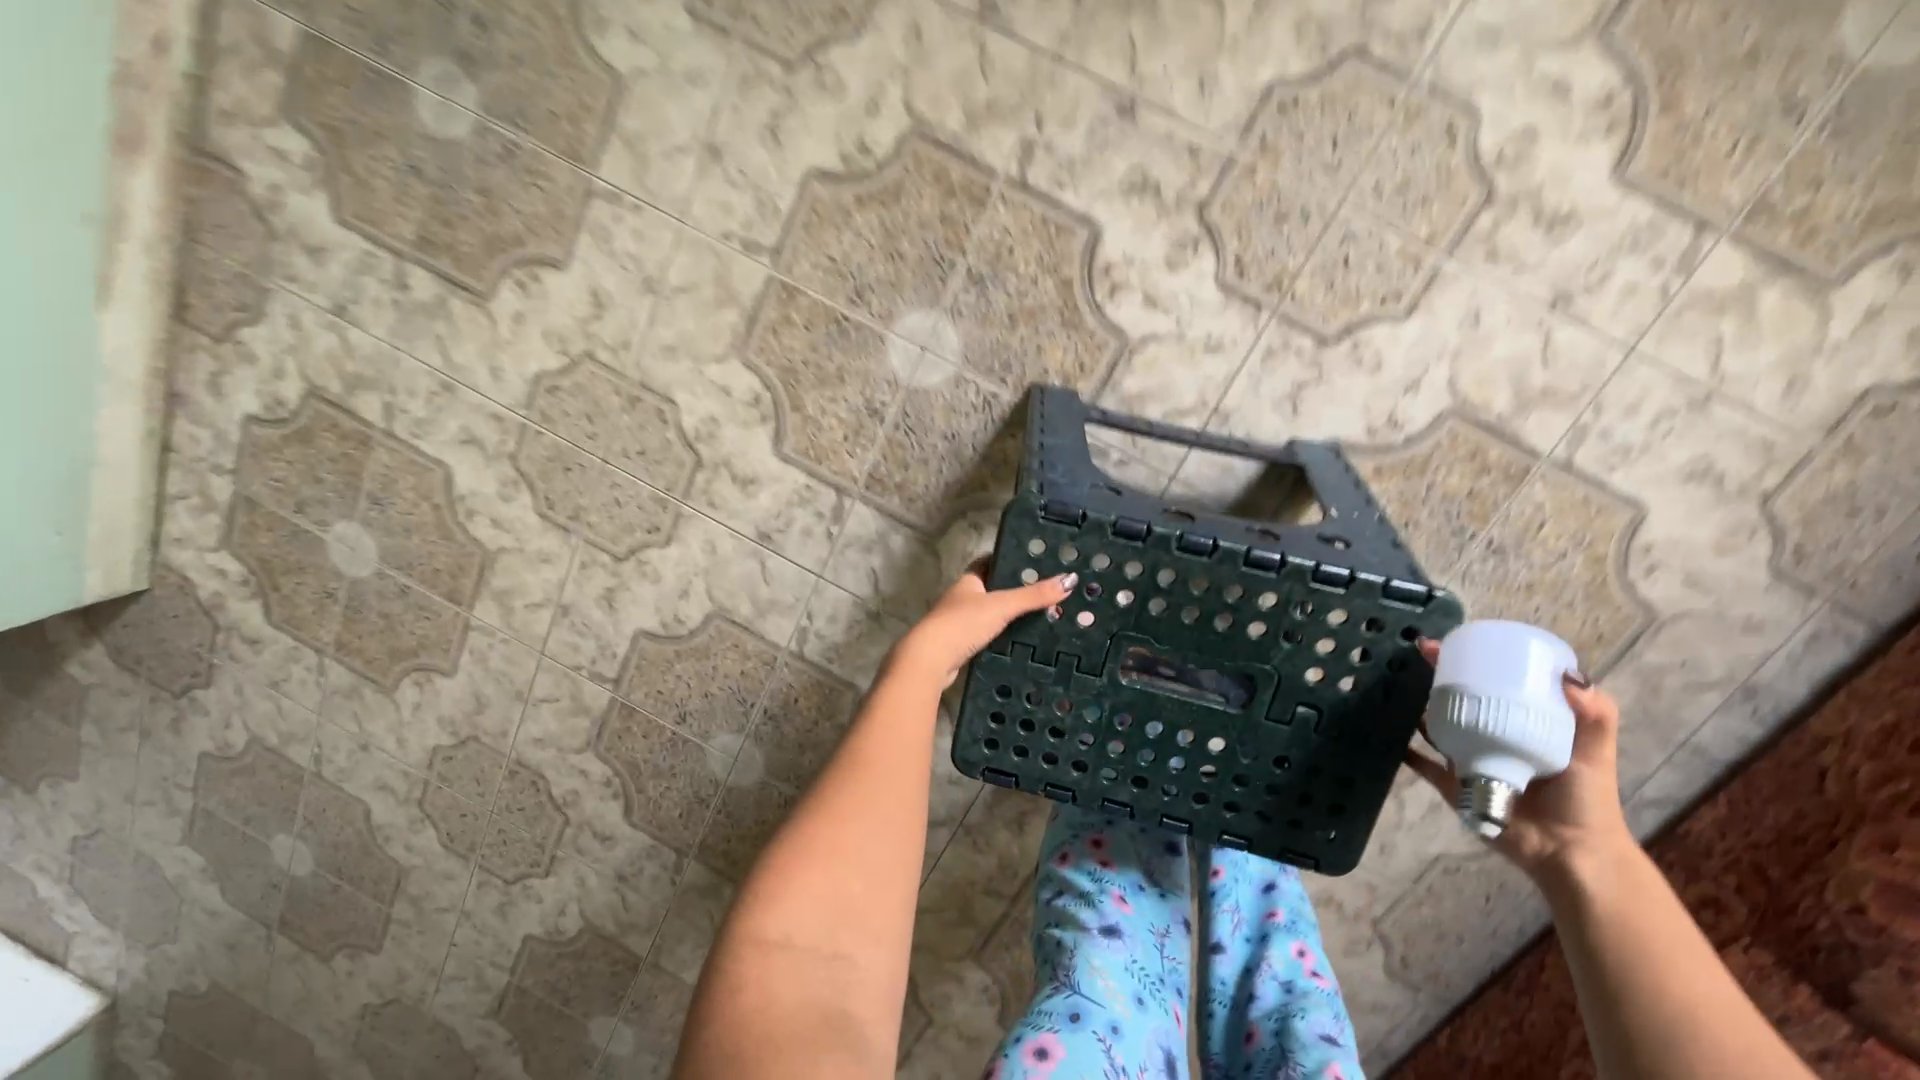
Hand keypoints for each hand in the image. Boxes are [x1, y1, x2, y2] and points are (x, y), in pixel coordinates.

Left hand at [890, 561, 1076, 686]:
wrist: (930, 661)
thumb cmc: (963, 624)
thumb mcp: (1002, 606)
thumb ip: (1034, 595)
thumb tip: (1069, 579)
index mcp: (968, 581)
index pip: (989, 562)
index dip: (1008, 559)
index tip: (1032, 561)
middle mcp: (962, 599)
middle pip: (991, 589)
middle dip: (1014, 591)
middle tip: (1044, 592)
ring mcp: (959, 623)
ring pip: (989, 614)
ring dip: (1009, 616)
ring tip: (1040, 617)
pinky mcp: (961, 646)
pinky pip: (987, 636)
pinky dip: (1002, 637)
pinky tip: (1020, 641)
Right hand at [1403, 638, 1634, 883]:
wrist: (1569, 852)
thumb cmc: (1586, 799)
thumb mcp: (1597, 750)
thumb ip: (1595, 714)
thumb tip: (1567, 675)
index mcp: (1525, 721)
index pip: (1496, 681)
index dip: (1474, 659)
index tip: (1452, 643)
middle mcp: (1494, 735)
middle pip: (1461, 698)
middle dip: (1440, 677)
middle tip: (1418, 656)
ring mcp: (1470, 759)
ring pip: (1438, 726)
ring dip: (1419, 707)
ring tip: (1397, 685)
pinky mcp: (1451, 785)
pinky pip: (1422, 764)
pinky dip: (1405, 751)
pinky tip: (1389, 734)